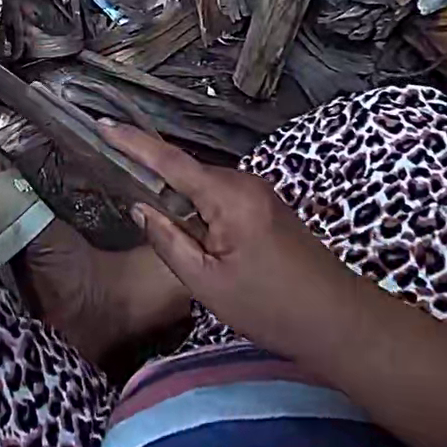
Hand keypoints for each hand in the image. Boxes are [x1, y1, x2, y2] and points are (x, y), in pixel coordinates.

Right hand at [102, 120, 359, 355]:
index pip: (169, 160)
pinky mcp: (264, 202)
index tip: (101, 123)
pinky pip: (217, 192)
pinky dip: (198, 204)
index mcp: (228, 197)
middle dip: (154, 178)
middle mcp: (243, 182)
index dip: (132, 141)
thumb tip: (140, 207)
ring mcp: (257, 189)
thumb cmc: (273, 309)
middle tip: (125, 192)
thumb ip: (167, 240)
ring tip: (166, 226)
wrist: (344, 323)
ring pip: (201, 183)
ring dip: (178, 197)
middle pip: (184, 170)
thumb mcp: (207, 284)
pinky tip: (197, 234)